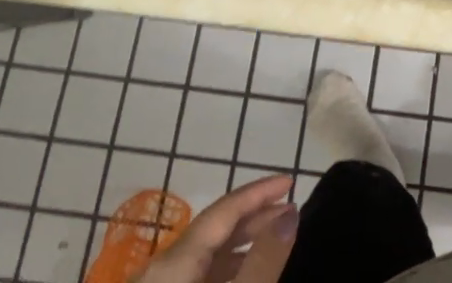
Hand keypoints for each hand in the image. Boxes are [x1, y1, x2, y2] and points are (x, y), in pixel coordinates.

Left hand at [133, 176, 296, 282]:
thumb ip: (261, 261)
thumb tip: (290, 215)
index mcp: (174, 260)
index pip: (223, 210)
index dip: (258, 192)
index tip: (291, 180)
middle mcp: (160, 267)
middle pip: (213, 229)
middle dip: (254, 216)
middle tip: (291, 210)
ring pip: (205, 253)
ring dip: (241, 242)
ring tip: (275, 239)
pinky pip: (197, 272)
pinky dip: (225, 264)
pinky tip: (243, 271)